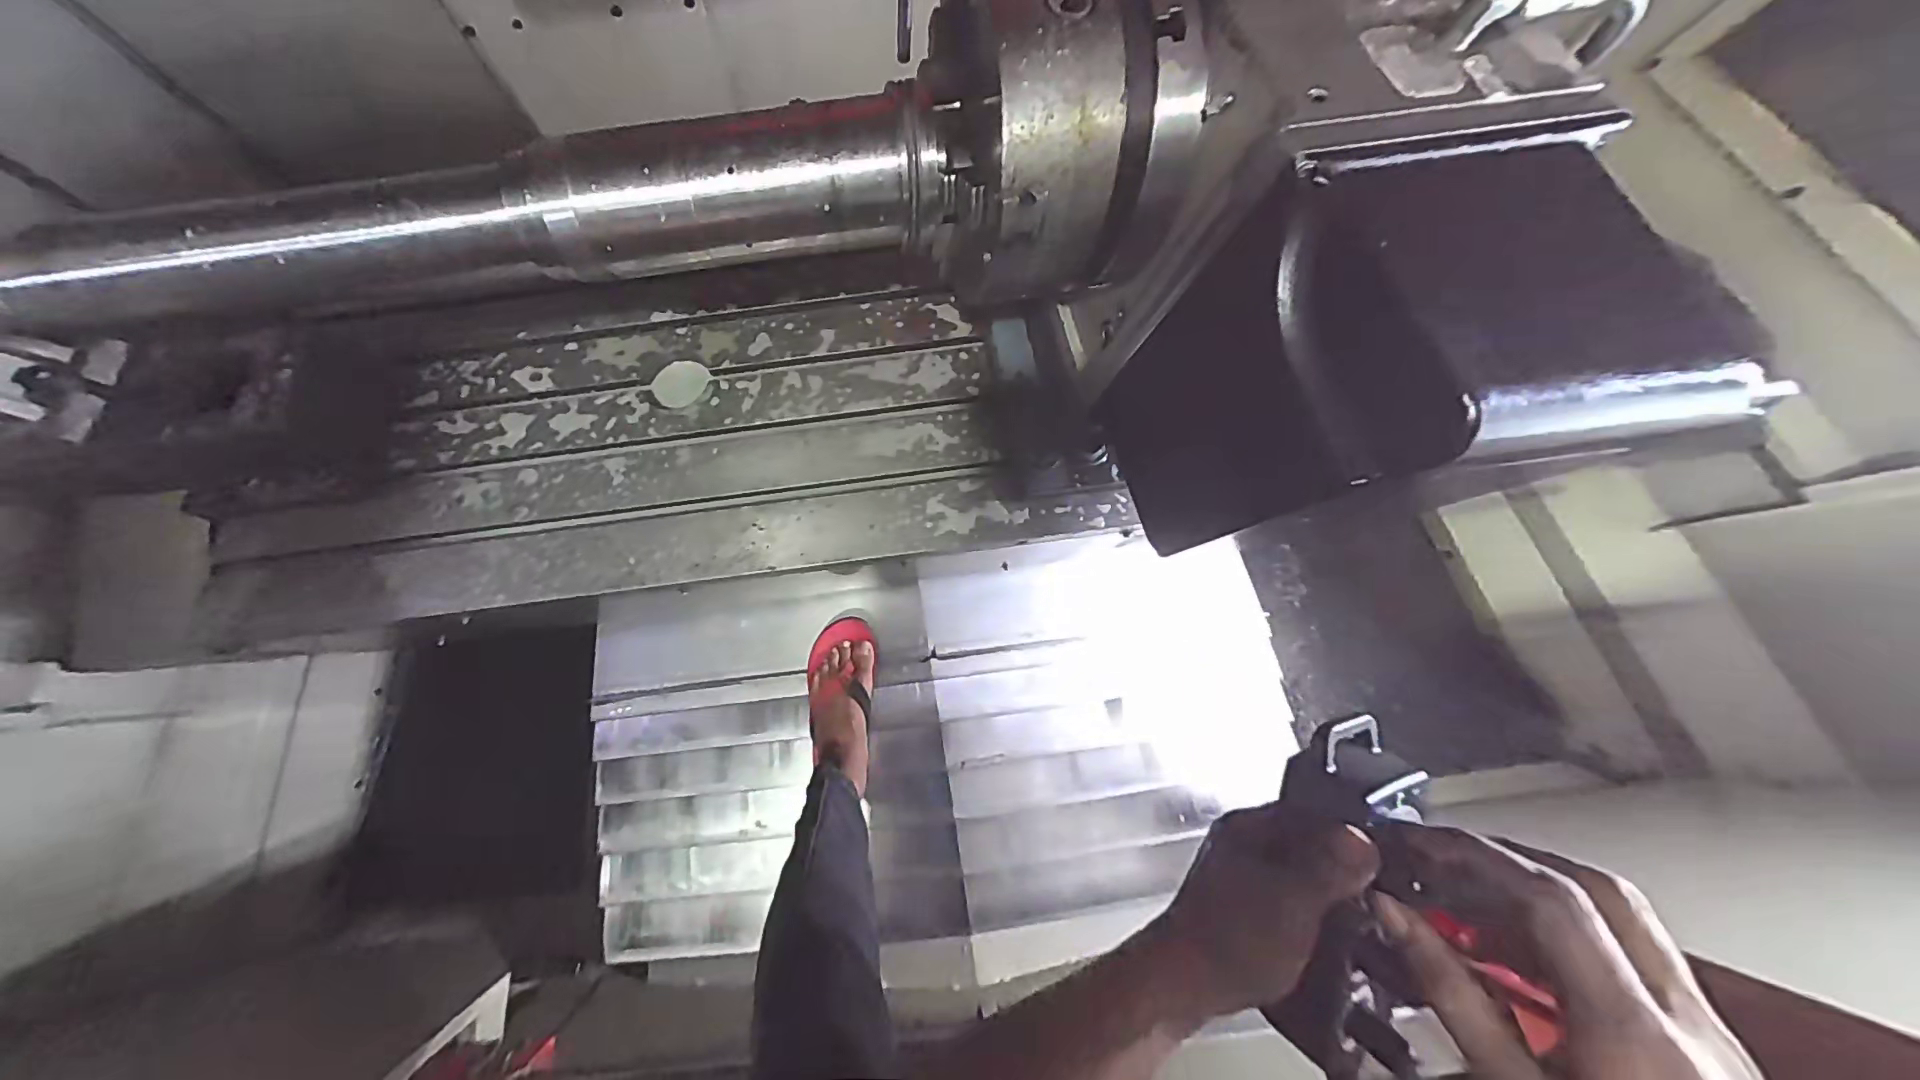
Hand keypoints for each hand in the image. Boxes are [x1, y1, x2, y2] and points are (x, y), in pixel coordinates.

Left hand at [1146, 802, 1379, 1021]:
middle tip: (1380, 886)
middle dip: (1343, 862)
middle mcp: (1239, 843)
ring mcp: (1237, 873)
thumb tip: (1360, 841)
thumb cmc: (1229, 938)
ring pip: (1296, 869)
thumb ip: (1327, 866)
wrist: (1187, 981)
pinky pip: (1285, 895)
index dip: (1350, 831)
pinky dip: (1310, 909)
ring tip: (1361, 910)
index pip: (1309, 811)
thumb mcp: (1292, 901)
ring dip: (1328, 887)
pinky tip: (1327, 932)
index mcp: (1248, 827)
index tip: (1385, 853)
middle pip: (1305, 840)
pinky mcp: (1239, 905)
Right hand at [1374, 827, 1761, 1079]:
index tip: (1417, 842)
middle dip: (1501, 859)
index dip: (1474, 856)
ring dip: (1527, 890)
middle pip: (1593, 889)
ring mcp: (1704, 1031)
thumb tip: (1392, 913)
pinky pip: (1622, 953)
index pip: (1551, 900)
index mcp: (1636, 1035)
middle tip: (1437, 857)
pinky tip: (1503, 950)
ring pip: (1614, 915)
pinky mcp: (1697, 1042)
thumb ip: (1447, 990)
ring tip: (1460, 900)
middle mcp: (1686, 1021)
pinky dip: (1552, 932)